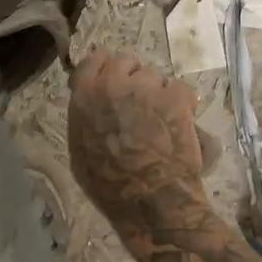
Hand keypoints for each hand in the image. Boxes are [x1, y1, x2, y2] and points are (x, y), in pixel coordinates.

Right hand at [67, 50, 205, 223]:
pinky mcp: (174, 97)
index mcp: (84, 95)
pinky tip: (180, 124)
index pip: (94, 60)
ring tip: (162, 119)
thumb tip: (91, 106)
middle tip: (140, 101)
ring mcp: (144, 88)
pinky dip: (182, 105)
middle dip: (134, 78)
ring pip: (154, 76)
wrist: (149, 201)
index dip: (107, 68)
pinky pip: (181, 89)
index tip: (115, 81)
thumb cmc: (109, 184)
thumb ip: (84, 117)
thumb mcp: (80, 149)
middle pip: (126, 61)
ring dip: (158, 92)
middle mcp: (111, 83)